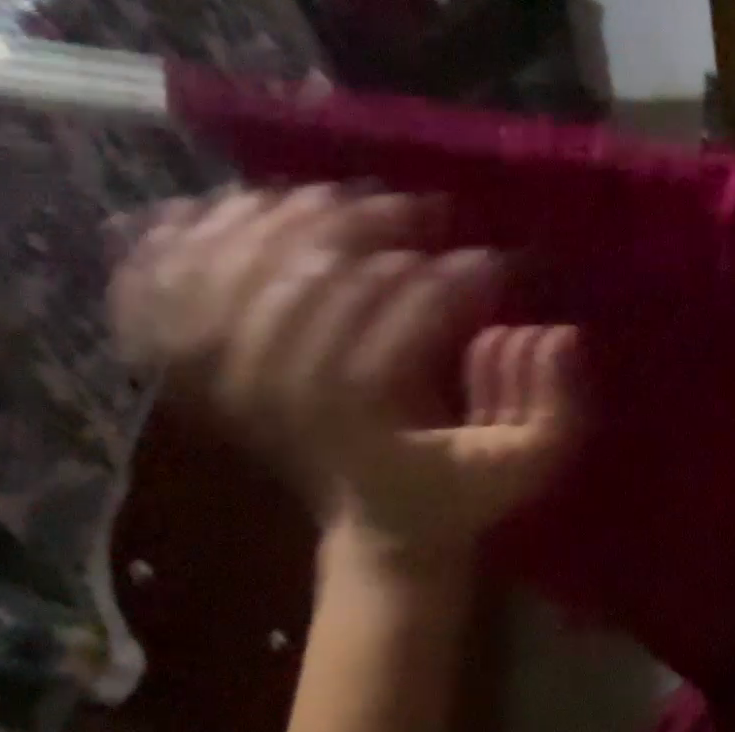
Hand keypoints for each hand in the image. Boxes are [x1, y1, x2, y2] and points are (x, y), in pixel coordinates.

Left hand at [110, 185, 576, 562]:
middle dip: (381, 228)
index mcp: (361, 421)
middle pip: (316, 279)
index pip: (401, 321)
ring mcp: (231, 377)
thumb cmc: (459, 494)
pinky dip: (207, 228)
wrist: (380, 529)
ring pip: (246, 264)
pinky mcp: (207, 366)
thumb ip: (556, 409)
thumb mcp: (525, 468)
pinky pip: (177, 276)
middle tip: (433, 211)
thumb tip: (556, 331)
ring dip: (306, 216)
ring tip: (364, 199)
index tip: (501, 264)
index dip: (457, 281)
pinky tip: (259, 204)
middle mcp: (282, 395)